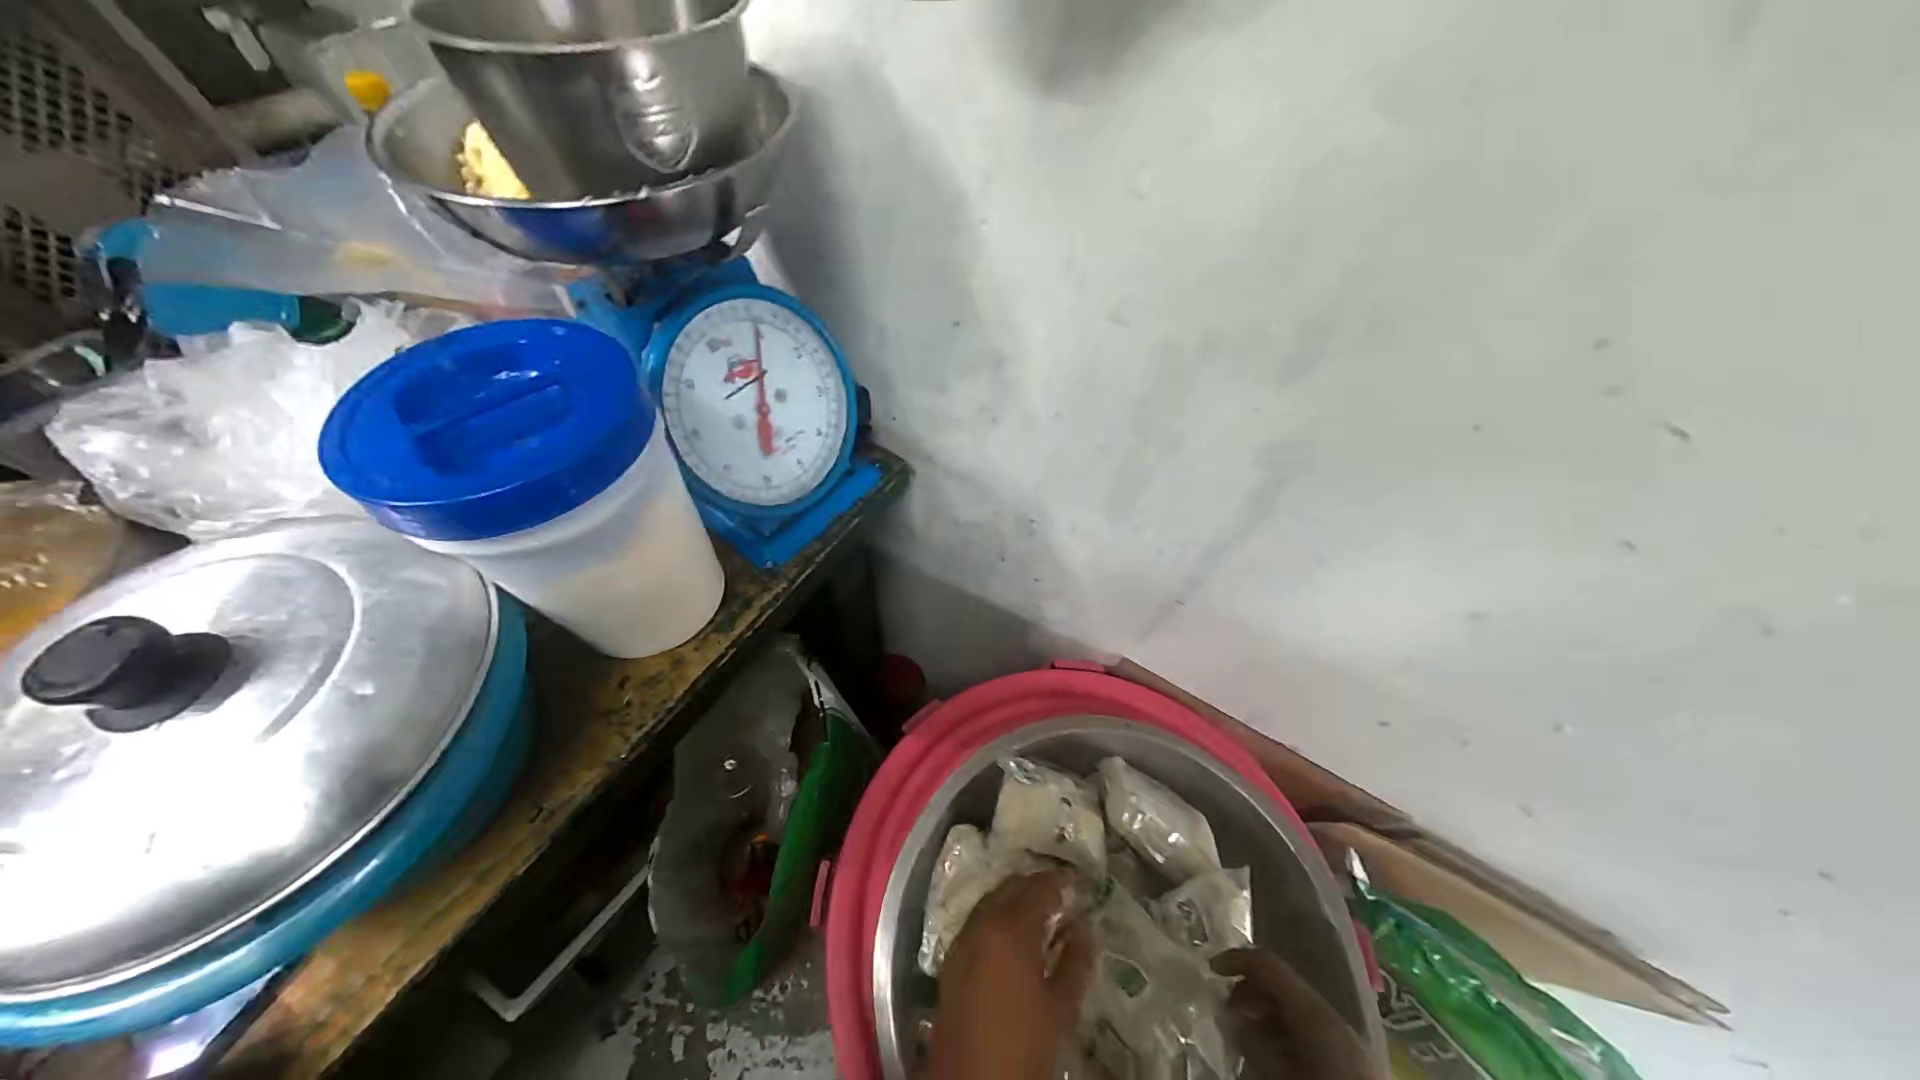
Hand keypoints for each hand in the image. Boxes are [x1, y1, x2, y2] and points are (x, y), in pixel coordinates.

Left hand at [928, 868, 1096, 1079]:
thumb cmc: (1022, 1045)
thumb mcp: (1060, 1008)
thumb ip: (1075, 961)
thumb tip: (1083, 928)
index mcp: (1012, 929)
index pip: (1039, 887)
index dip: (1059, 880)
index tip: (1076, 880)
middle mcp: (983, 923)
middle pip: (1011, 887)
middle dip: (1035, 886)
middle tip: (1060, 896)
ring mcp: (962, 939)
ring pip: (990, 901)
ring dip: (1014, 899)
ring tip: (1039, 914)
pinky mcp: (951, 959)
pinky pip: (977, 921)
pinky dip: (996, 916)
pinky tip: (1012, 937)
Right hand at [1213, 948, 1382, 1079]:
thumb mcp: (1279, 1075)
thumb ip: (1252, 1043)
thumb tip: (1231, 1019)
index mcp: (1311, 1009)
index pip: (1267, 963)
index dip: (1235, 959)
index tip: (1210, 969)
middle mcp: (1327, 1012)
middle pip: (1279, 983)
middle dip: (1247, 991)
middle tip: (1225, 1013)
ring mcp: (1340, 1033)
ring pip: (1292, 1006)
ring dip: (1263, 1013)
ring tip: (1244, 1037)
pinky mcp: (1347, 1055)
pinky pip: (1307, 1028)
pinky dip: (1282, 1030)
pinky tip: (1271, 1055)